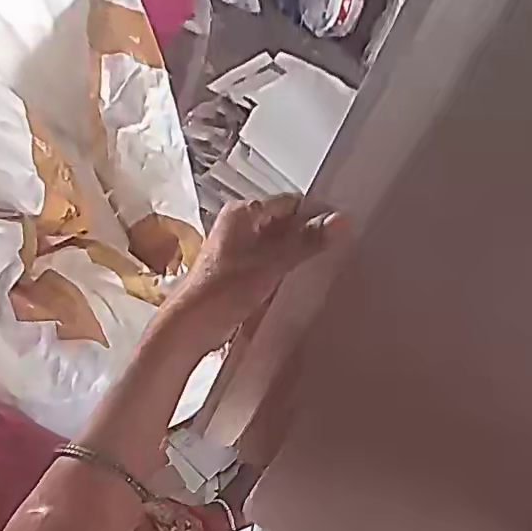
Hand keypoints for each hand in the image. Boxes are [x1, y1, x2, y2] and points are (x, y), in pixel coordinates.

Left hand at [152, 195, 346, 356]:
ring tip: (324, 266)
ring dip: (298, 255)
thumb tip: (343, 221)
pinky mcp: (238, 273)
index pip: (291, 202)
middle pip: (285, 223)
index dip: (317, 214)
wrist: (188, 328)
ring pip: (278, 245)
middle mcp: (238, 226)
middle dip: (309, 236)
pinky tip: (300, 283)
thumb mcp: (270, 266)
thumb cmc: (220, 293)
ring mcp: (238, 250)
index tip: (343, 230)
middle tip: (339, 249)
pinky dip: (285, 270)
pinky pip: (270, 264)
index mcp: (242, 213)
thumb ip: (307, 243)